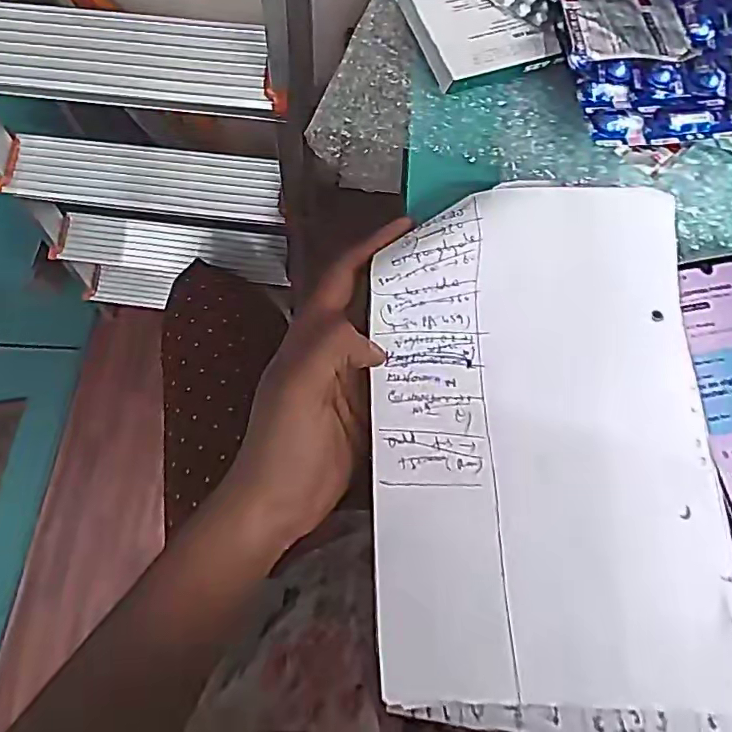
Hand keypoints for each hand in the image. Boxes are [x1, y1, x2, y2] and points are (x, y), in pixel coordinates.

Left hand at [211, 217, 413, 550]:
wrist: (276, 503)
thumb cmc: (280, 444)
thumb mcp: (296, 388)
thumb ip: (329, 350)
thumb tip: (375, 339)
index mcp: (310, 335)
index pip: (340, 278)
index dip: (367, 248)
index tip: (402, 228)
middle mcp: (331, 349)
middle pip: (366, 301)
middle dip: (397, 277)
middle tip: (440, 263)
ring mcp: (349, 378)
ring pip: (384, 336)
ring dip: (411, 319)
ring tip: (454, 306)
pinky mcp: (366, 408)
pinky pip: (394, 375)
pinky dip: (417, 363)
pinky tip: (446, 362)